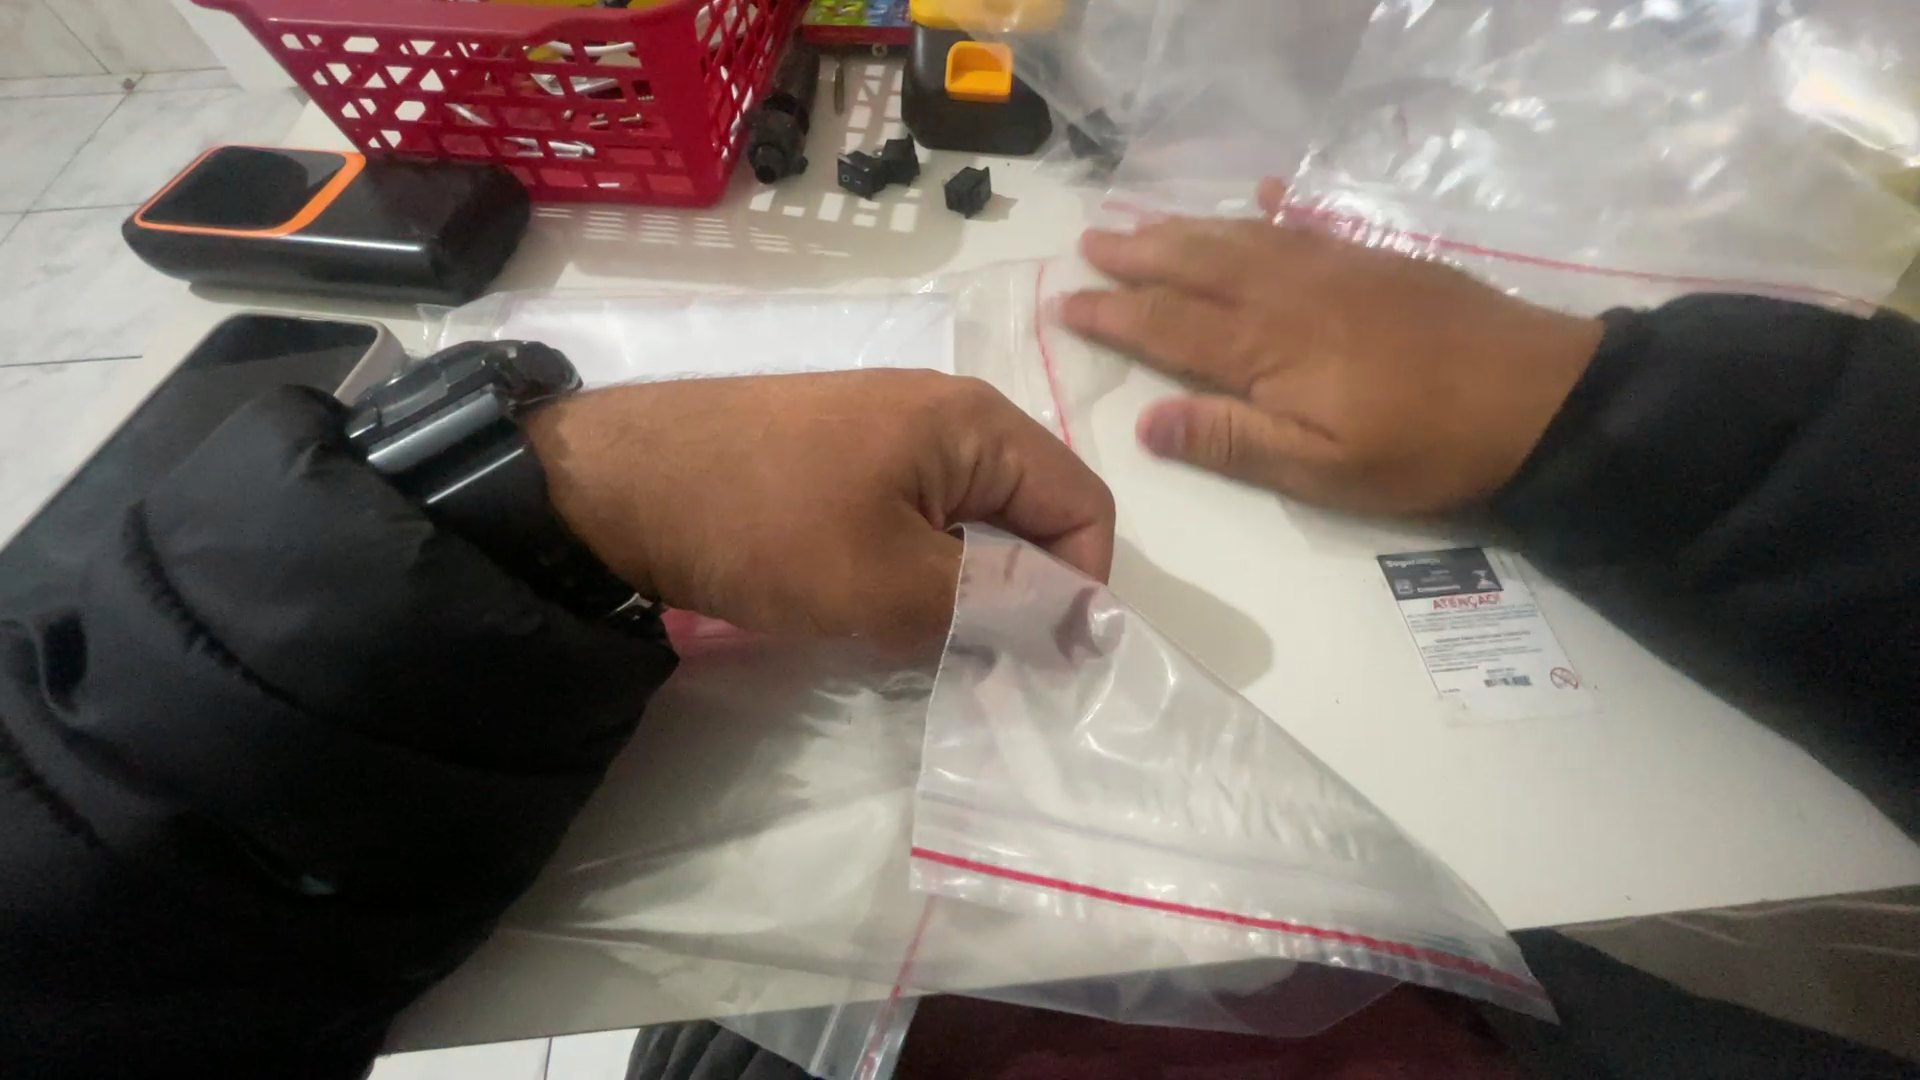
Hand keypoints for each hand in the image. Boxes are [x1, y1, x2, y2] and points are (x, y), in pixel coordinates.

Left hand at [524, 370, 1114, 643]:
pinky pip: (925, 518)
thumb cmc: (766, 524)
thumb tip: (1083, 620)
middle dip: (1021, 591)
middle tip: (975, 658)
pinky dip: (924, 569)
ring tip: (916, 634)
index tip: (1042, 656)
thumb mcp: (894, 580)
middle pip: (1032, 513)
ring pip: (977, 522)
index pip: (1083, 506)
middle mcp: (951, 417)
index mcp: (978, 425)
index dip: (1082, 586)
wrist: (621, 483)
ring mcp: (897, 434)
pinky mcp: (854, 457)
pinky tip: (878, 602)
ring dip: (968, 586)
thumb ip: (1000, 601)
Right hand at [1059, 181, 1605, 515]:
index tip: (1065, 302)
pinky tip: (1255, 193)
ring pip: (1239, 235)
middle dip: (1135, 253)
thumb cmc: (1419, 448)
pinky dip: (1269, 206)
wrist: (1540, 398)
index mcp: (1266, 346)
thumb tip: (1146, 423)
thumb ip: (1230, 441)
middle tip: (1088, 242)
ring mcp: (1332, 265)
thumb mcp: (1318, 469)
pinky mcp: (1371, 258)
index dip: (1111, 312)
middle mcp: (1286, 291)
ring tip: (1140, 223)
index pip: (1166, 323)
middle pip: (1194, 263)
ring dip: (1182, 228)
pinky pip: (1304, 220)